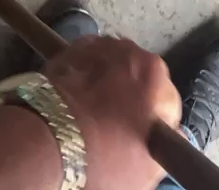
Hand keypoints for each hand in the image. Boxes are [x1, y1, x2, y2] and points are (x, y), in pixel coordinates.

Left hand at [42, 36, 179, 189]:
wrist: (47, 139)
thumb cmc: (102, 158)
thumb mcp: (146, 172)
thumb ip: (166, 150)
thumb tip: (170, 140)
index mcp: (157, 78)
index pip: (168, 103)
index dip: (155, 126)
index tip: (140, 141)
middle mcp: (134, 52)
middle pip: (141, 79)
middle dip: (132, 98)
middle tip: (114, 129)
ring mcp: (102, 45)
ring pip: (114, 66)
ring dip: (109, 82)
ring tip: (91, 114)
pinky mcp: (74, 46)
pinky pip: (89, 61)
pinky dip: (86, 74)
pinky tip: (76, 98)